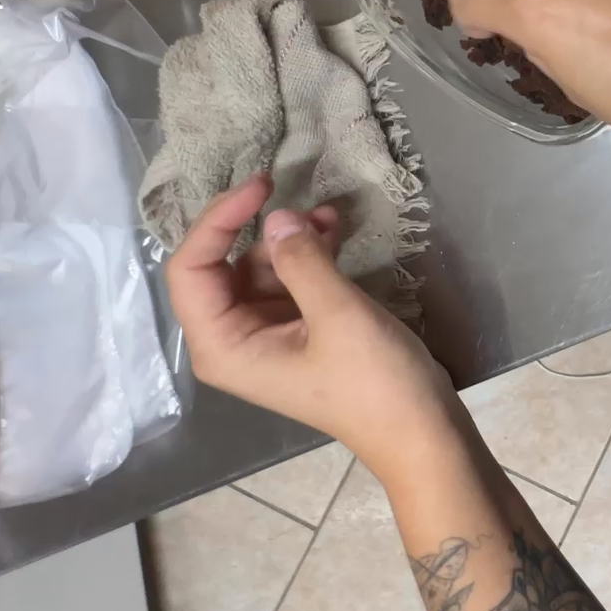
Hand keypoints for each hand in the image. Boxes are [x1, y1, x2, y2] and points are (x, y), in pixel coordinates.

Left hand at [164, 174, 462, 481]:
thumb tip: (280, 216)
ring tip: (332, 214)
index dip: (218, 221)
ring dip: (294, 240)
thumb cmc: (372, 379)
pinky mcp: (305, 333)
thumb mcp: (339, 315)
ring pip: (265, 272)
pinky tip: (337, 233)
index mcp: (223, 345)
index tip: (263, 185)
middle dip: (260, 229)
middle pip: (225, 269)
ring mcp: (271, 336)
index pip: (193, 271)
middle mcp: (235, 339)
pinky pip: (295, 284)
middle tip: (298, 193)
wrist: (417, 425)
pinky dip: (312, 257)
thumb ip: (304, 263)